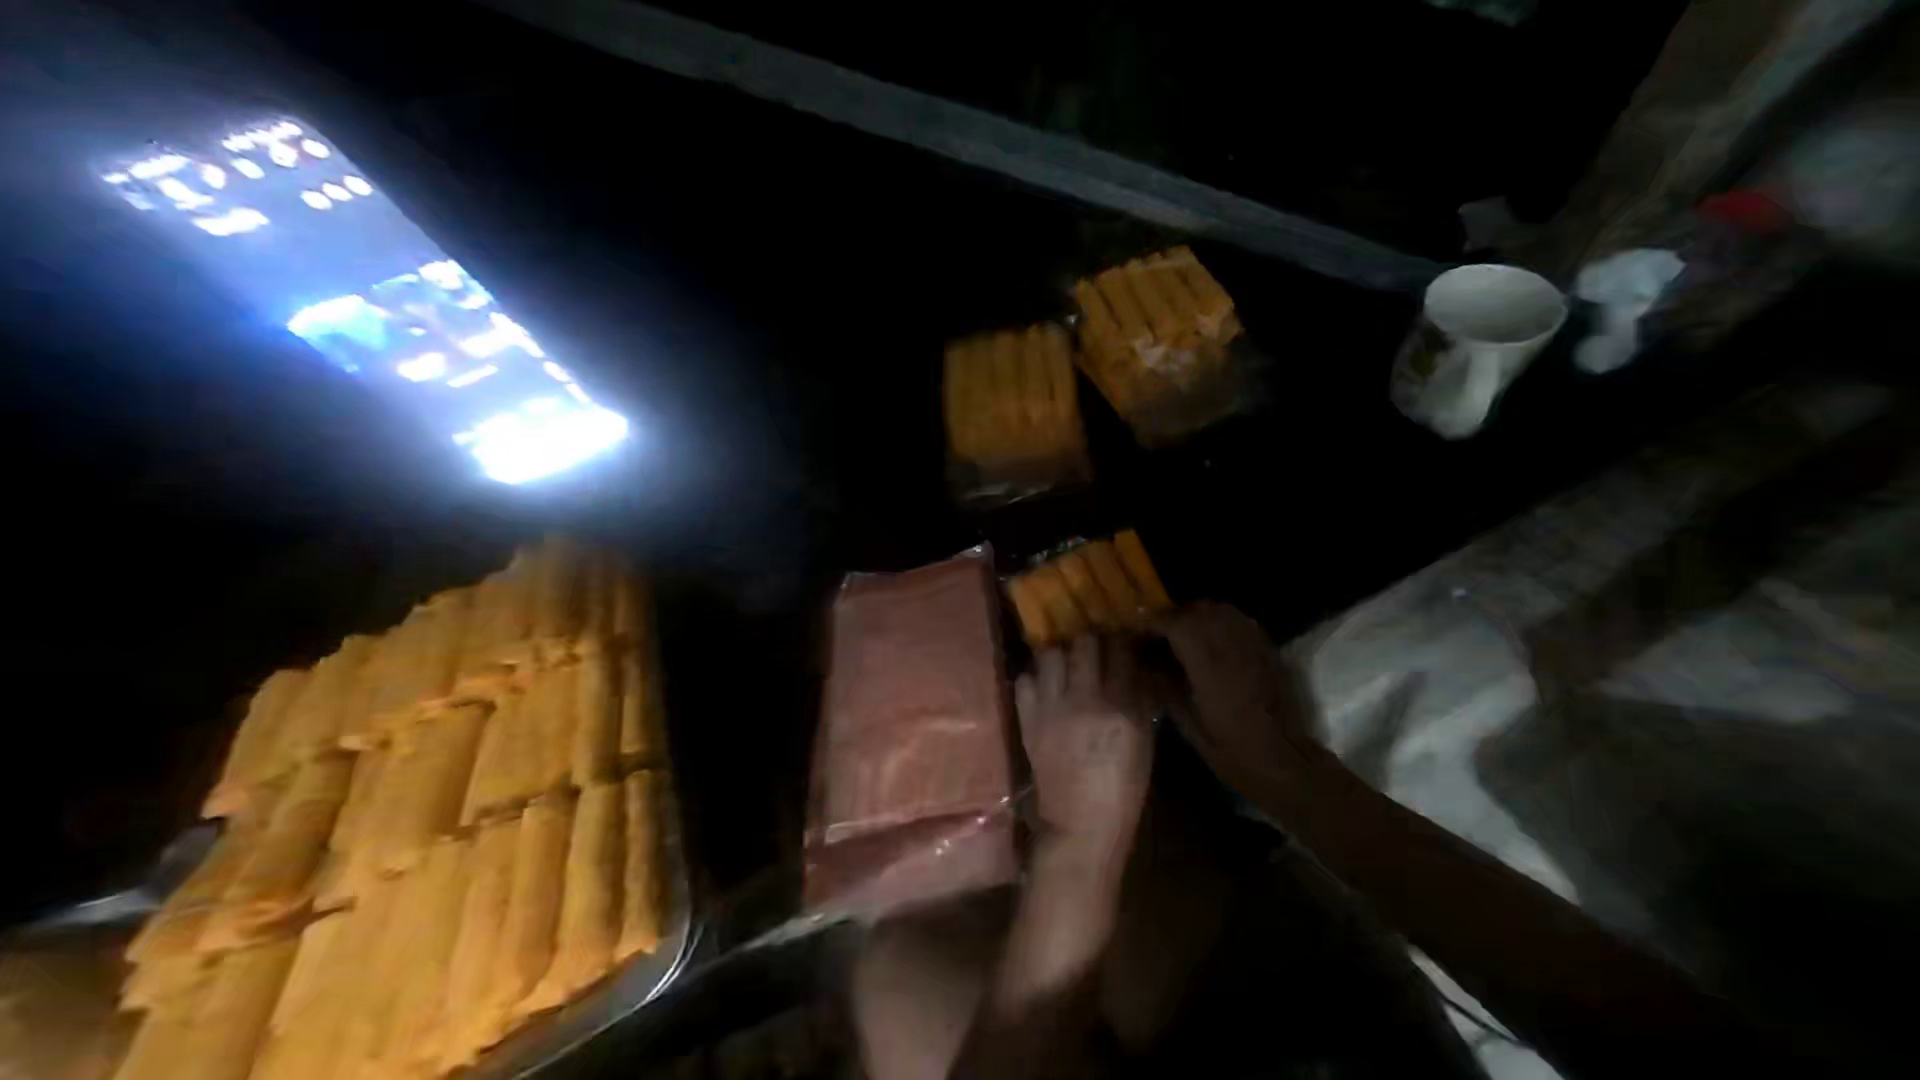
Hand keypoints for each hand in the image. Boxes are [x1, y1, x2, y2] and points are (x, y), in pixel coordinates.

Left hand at [1015, 635, 1153, 858]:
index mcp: (1119, 707)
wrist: (1079, 823)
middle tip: (1092, 647)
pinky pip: (1024, 680)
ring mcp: (1050, 707)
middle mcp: (1083, 699)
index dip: (1122, 640)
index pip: (1121, 652)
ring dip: (1059, 653)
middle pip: (1083, 643)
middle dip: (1090, 639)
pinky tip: (1044, 686)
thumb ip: (1141, 701)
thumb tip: (1137, 668)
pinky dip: (1034, 678)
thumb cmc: (1122, 788)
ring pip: (1049, 654)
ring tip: (1065, 662)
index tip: (1121, 639)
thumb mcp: (1144, 743)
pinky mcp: (1027, 719)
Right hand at [1158, 603, 1329, 790]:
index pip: (1176, 624)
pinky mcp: (1268, 649)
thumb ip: (1164, 688)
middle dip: (1172, 618)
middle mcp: (1233, 647)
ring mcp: (1254, 645)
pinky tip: (1211, 641)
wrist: (1284, 761)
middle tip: (1157, 637)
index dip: (1153, 625)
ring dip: (1196, 616)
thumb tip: (1142, 665)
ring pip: (1220, 609)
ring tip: (1183, 636)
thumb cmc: (1232, 751)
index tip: (1137, 636)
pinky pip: (1239, 620)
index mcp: (1210, 667)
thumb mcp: (1189, 726)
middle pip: (1197, 610)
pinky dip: (1219, 622)